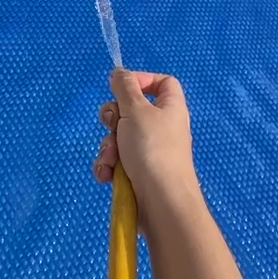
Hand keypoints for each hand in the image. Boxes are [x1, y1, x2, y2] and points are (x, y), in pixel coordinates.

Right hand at [93, 70, 202, 227]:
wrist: (162, 205)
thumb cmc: (152, 149)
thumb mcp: (135, 109)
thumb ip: (124, 87)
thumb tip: (119, 73)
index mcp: (169, 108)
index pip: (162, 82)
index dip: (142, 80)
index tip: (123, 89)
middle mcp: (162, 127)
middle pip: (131, 109)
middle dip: (113, 119)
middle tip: (111, 124)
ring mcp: (150, 152)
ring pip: (119, 137)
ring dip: (108, 147)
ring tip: (111, 160)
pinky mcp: (138, 174)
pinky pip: (117, 161)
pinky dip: (109, 166)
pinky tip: (107, 175)